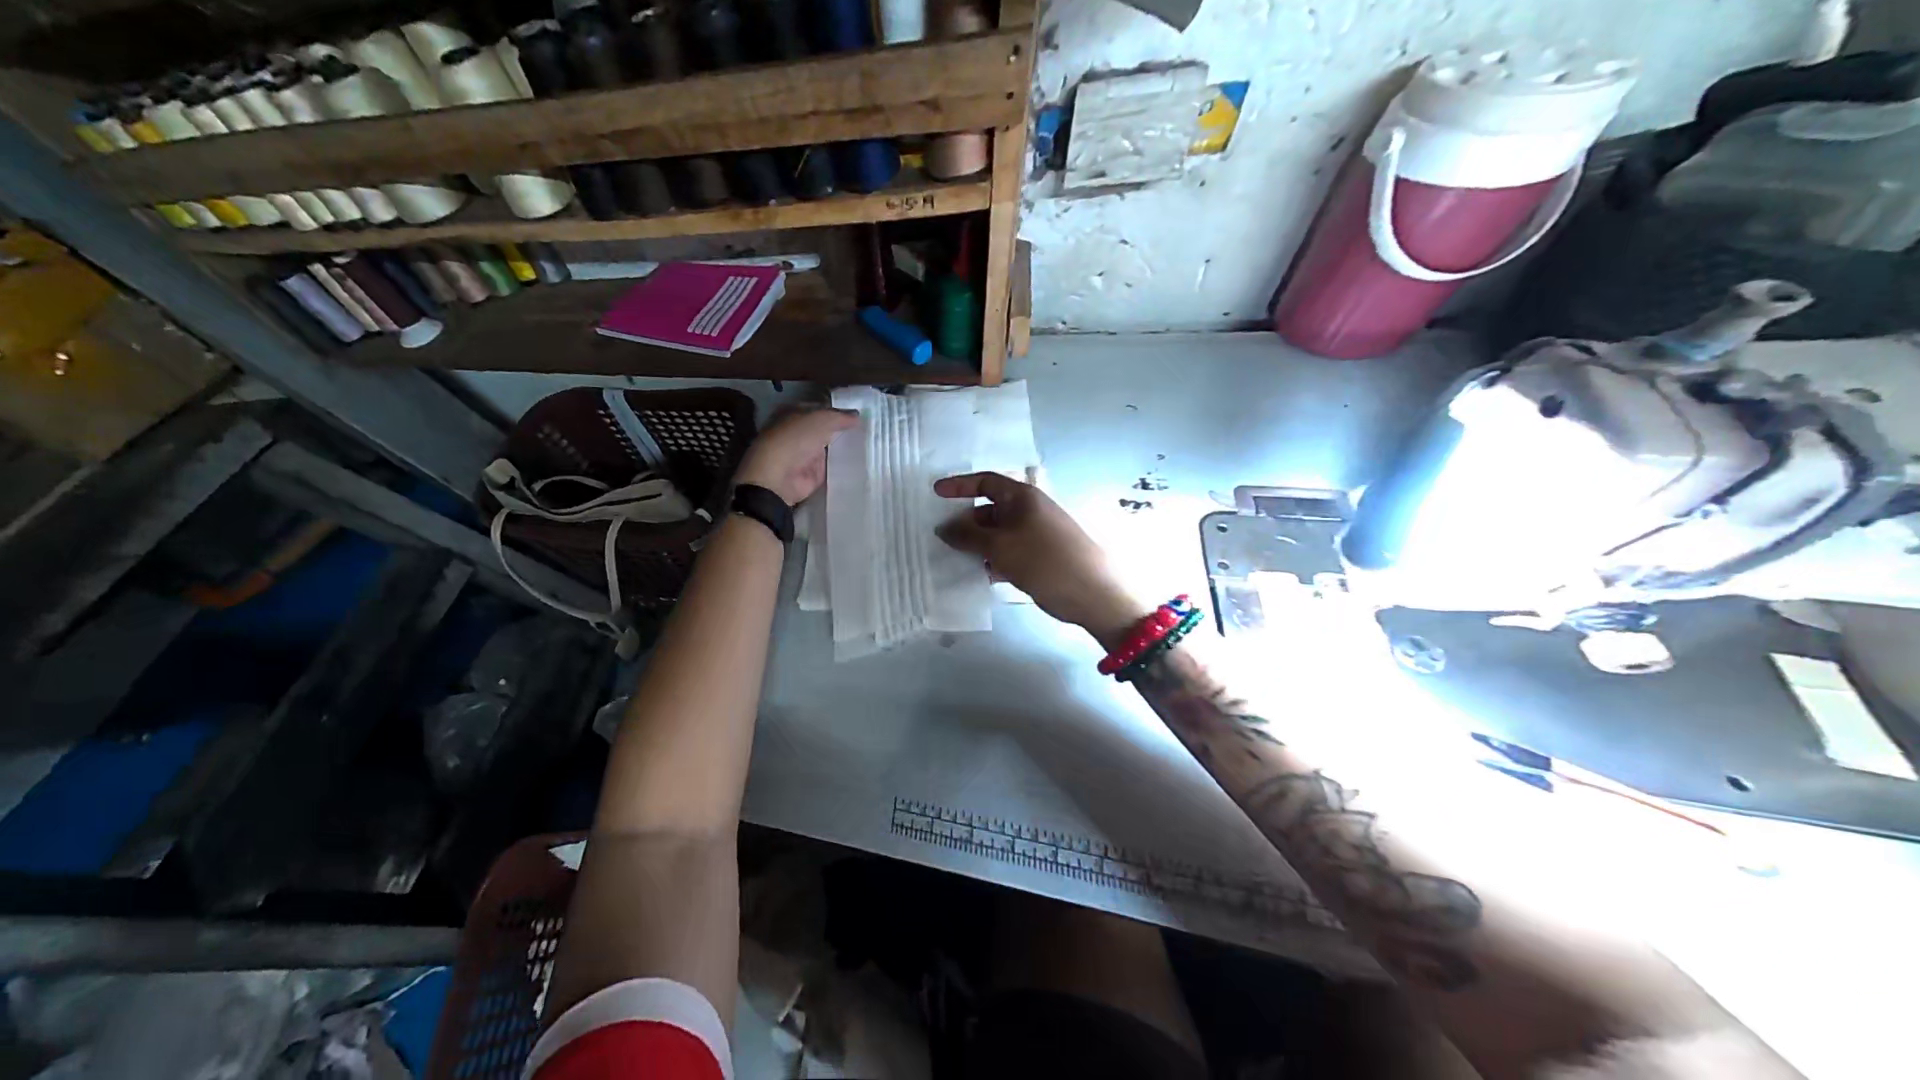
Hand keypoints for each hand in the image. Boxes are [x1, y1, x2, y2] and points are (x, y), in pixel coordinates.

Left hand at [735, 407, 857, 505]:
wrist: (779, 478)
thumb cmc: (794, 439)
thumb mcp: (821, 420)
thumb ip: (840, 417)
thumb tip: (857, 416)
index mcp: (794, 413)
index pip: (820, 409)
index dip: (838, 411)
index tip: (860, 415)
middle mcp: (799, 432)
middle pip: (826, 429)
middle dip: (844, 430)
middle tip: (869, 430)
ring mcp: (805, 454)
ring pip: (830, 448)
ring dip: (846, 447)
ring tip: (871, 445)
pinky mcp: (812, 474)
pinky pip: (832, 467)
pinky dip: (845, 466)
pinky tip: (864, 462)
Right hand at [933, 472, 1148, 646]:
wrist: (1093, 594)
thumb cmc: (1044, 561)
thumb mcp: (999, 547)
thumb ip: (967, 535)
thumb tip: (944, 528)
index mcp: (1023, 497)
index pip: (986, 482)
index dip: (960, 485)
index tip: (935, 493)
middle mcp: (1030, 511)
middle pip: (990, 509)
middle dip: (965, 522)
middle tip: (940, 538)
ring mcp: (1036, 535)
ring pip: (998, 534)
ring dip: (977, 545)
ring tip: (953, 559)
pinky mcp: (1040, 557)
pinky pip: (1008, 553)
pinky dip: (992, 560)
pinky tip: (979, 576)